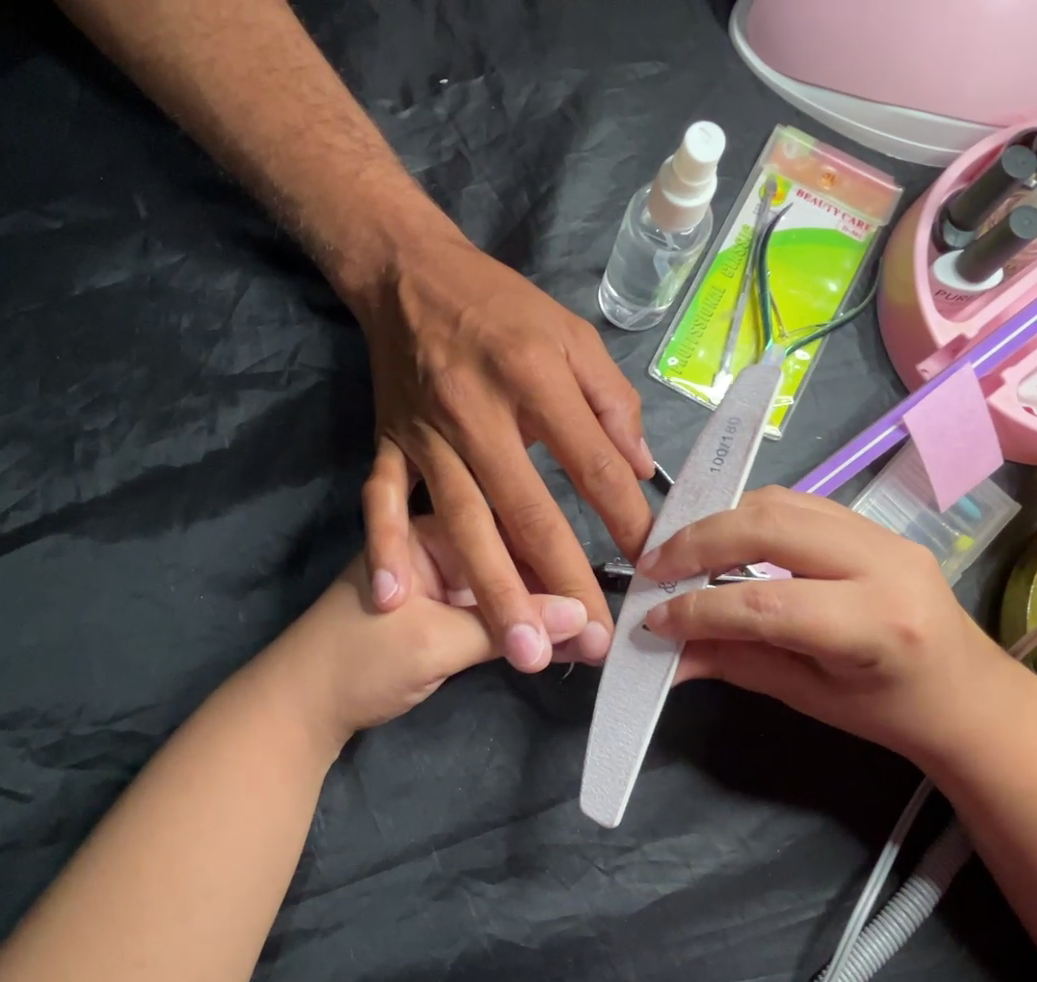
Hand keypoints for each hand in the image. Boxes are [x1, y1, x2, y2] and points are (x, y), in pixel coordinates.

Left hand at [269, 518, 589, 745]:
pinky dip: (523, 633)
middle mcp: (441, 548)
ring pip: (508, 593)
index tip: (604, 596)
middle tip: (609, 626)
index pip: (507, 534)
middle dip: (559, 595)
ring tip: (596, 642)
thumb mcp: (433, 641)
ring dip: (546, 618)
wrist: (298, 710)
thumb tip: (583, 619)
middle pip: (513, 563)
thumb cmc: (355, 660)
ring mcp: (442, 585)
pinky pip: (495, 618)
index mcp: (429, 530)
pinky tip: (562, 646)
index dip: (558, 564)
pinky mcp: (444, 619)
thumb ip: (506, 628)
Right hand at [351, 233, 654, 674]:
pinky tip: (392, 599)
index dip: (627, 523)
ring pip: (464, 523)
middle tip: (591, 646)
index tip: (652, 573)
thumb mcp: (572, 332)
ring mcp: (429, 435)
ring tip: (521, 652)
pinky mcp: (389, 445)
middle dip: (562, 582)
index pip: (593, 466)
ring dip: (492, 590)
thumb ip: (611, 400)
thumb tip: (642, 470)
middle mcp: (481, 414)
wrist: (410, 275)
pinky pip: (383, 502)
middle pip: (527, 512)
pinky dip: (385, 548)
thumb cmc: (502, 306)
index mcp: (536, 379)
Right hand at [637, 487, 1022, 765]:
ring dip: (720, 521)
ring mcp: (882, 534)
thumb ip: (734, 662)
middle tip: (655, 567)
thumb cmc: (891, 711)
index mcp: (875, 625)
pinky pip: (797, 503)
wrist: (969, 694)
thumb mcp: (807, 696)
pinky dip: (748, 517)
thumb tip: (666, 653)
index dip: (699, 609)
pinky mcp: (872, 524)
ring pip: (780, 502)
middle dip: (699, 542)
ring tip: (680, 552)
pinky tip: (722, 541)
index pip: (766, 603)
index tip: (654, 619)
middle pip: (769, 527)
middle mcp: (883, 564)